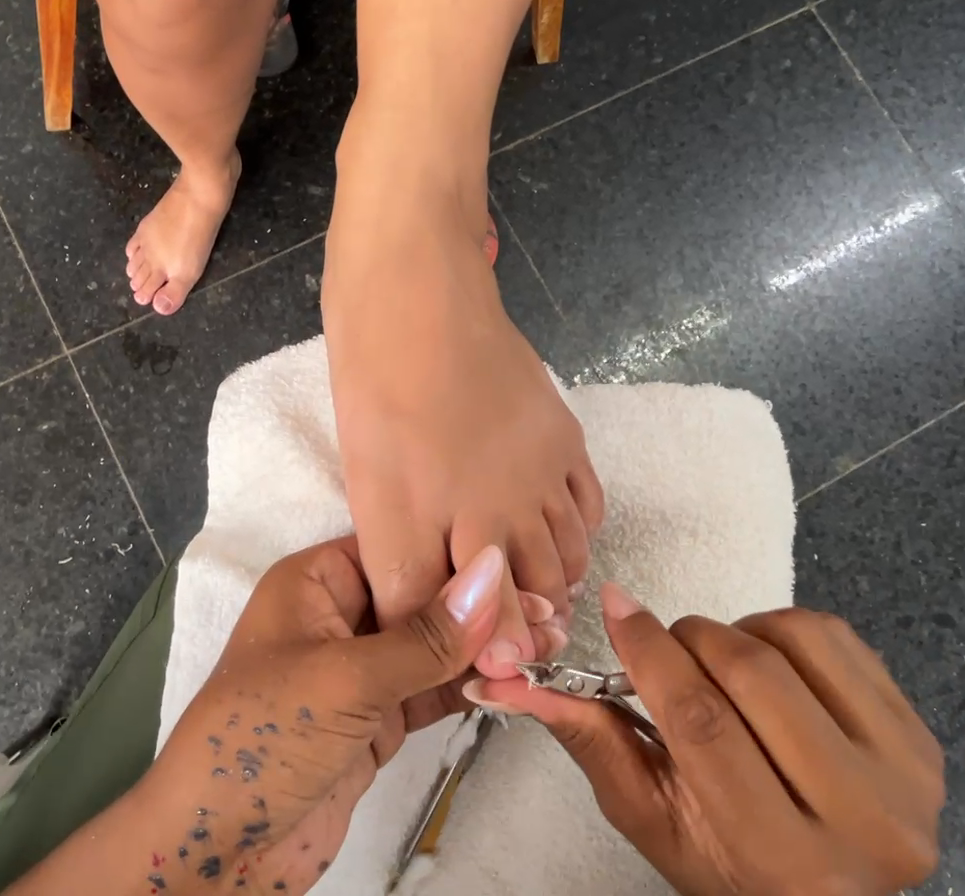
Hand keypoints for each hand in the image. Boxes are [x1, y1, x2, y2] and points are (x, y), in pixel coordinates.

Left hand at [14, 538, 554, 895]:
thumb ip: (425, 634)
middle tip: (551, 615)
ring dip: (482, 650)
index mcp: (315, 582)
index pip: (398, 551)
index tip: (526, 570)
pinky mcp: (374, 720)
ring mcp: (358, 671)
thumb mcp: (346, 677)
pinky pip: (429, 691)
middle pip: (419, 600)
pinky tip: (515, 680)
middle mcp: (337, 617)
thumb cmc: (264, 736)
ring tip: (548, 644)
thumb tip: (495, 572)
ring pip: (431, 649)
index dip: (459, 560)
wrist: (220, 851)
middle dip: (480, 609)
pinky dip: (467, 687)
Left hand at [323, 132, 602, 681]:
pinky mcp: (561, 426)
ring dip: (554, 579)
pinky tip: (556, 530)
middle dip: (527, 620)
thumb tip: (437, 636)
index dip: (491, 651)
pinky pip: (588, 499)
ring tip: (529, 591)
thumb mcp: (377, 497)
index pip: (497, 618)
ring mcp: (553, 462)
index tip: (479, 668)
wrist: (416, 297)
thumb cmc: (381, 399)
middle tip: (505, 633)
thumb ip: (409, 575)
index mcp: (483, 529)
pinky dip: (577, 529)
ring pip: (572, 547)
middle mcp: (533, 504)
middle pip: (546, 587)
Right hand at [475, 585, 944, 895]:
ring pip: (794, 642)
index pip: (703, 724)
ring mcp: (908, 776)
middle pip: (751, 675)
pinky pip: (836, 636)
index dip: (650, 652)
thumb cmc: (722, 860)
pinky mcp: (926, 737)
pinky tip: (770, 669)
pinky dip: (781, 631)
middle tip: (666, 646)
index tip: (615, 606)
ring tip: (722, 667)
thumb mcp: (648, 815)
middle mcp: (862, 821)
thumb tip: (512, 680)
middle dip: (690, 638)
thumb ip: (589, 740)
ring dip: (737, 633)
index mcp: (779, 855)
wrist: (829, 894)